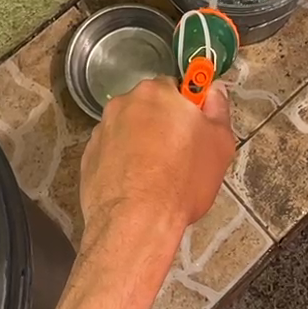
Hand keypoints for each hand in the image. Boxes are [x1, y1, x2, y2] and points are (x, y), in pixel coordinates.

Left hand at [79, 78, 235, 248]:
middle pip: (150, 106)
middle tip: (179, 154)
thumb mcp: (219, 144)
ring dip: (141, 141)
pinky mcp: (88, 155)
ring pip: (129, 128)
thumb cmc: (182, 180)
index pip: (176, 87)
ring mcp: (102, 128)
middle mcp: (125, 102)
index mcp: (157, 92)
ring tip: (156, 175)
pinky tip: (135, 184)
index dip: (188, 108)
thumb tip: (214, 90)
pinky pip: (111, 150)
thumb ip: (218, 109)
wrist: (136, 221)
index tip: (194, 130)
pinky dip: (122, 161)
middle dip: (163, 123)